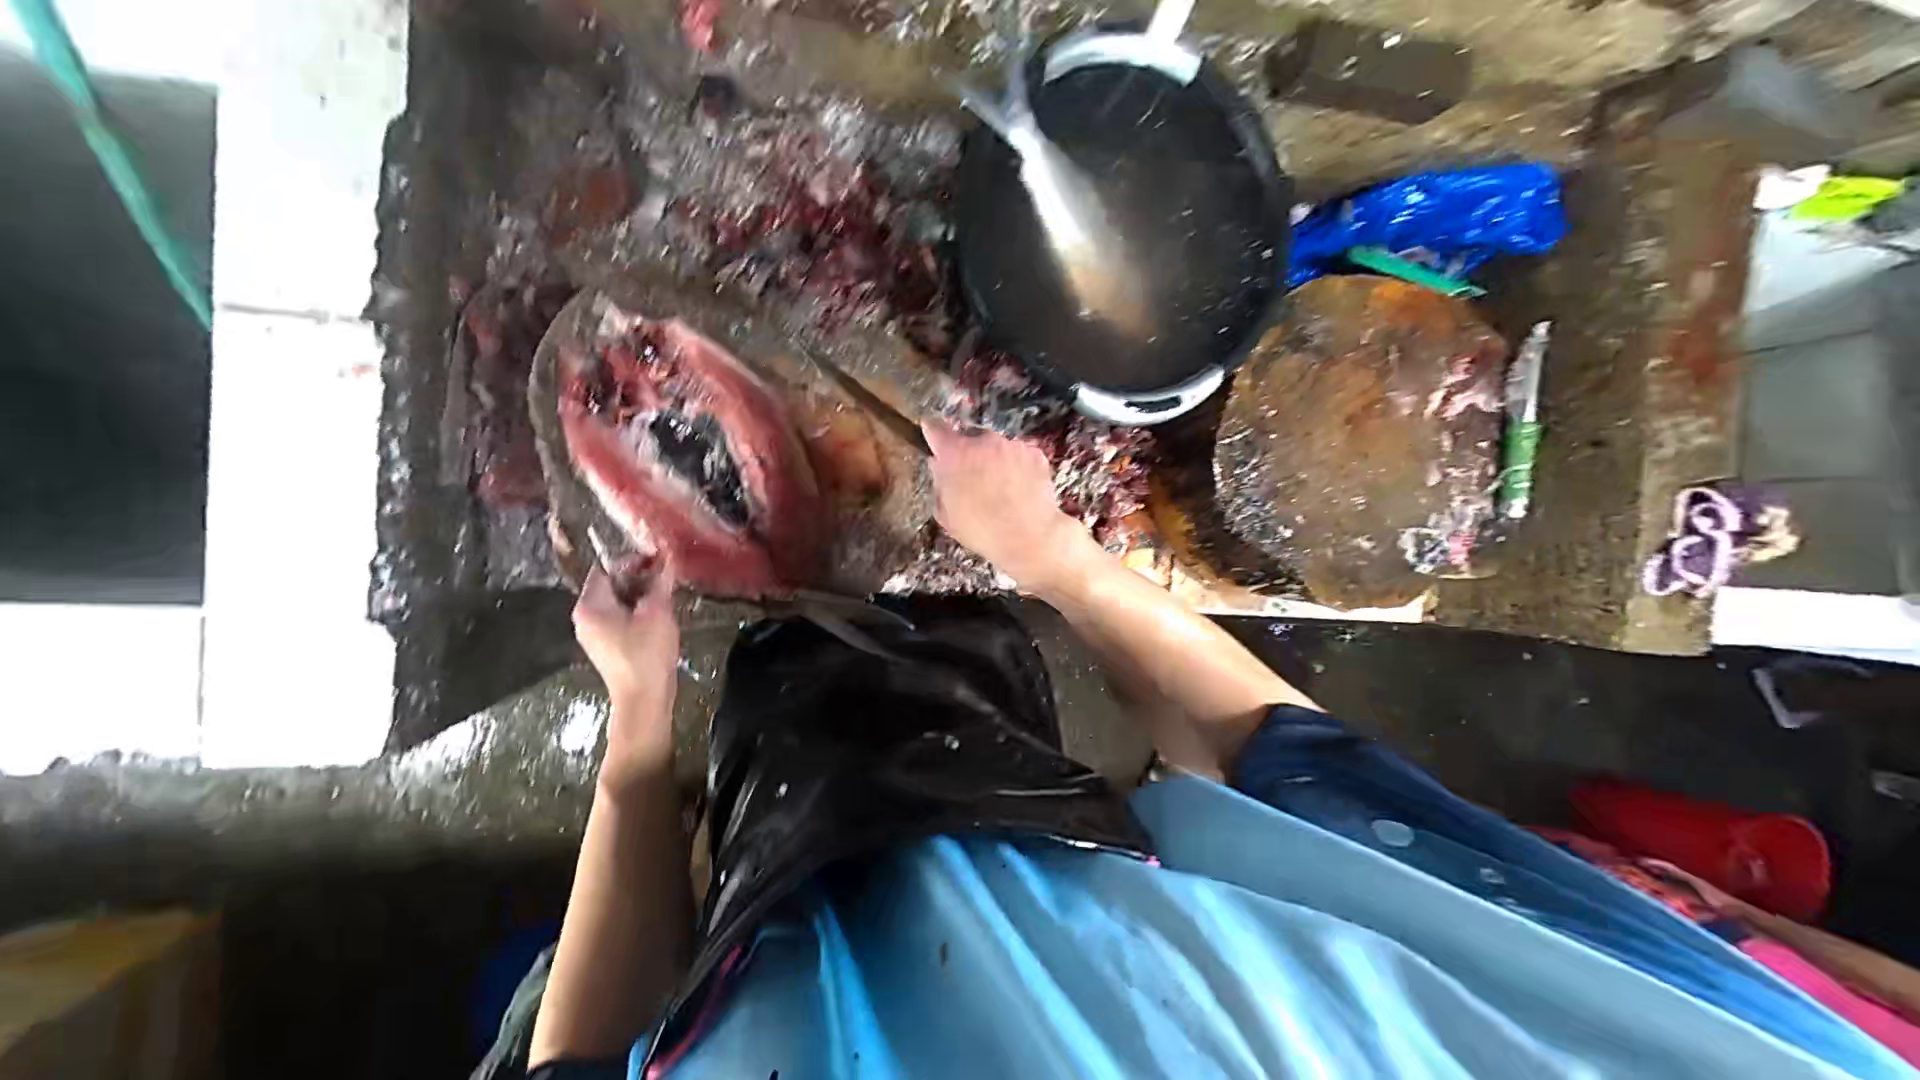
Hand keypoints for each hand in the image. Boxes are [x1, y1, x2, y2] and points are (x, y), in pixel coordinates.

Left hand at [574, 564, 680, 779]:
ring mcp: (594, 633)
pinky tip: (659, 612)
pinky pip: (620, 618)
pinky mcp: (607, 645)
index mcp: (589, 606)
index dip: (632, 561)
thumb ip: (660, 582)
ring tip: (667, 591)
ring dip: (640, 594)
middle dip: (639, 577)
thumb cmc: (647, 653)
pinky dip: (637, 610)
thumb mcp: (658, 611)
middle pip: (611, 585)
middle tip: (666, 574)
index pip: (606, 569)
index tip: (658, 558)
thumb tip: (667, 559)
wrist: (643, 698)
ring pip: (617, 601)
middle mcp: (585, 617)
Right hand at [922, 420, 1090, 590]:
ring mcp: (1012, 446)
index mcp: (955, 454)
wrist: (1029, 537)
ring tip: (1001, 491)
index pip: (936, 429)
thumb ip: (940, 484)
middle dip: (970, 456)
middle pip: (971, 440)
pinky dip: (1019, 467)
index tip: (933, 434)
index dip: (933, 433)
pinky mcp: (1035, 454)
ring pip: (998, 448)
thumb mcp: (947, 514)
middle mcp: (983, 442)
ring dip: (996, 462)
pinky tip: (1019, 491)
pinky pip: (1020, 455)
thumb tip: (939, 468)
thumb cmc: (982, 530)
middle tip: (974, 482)